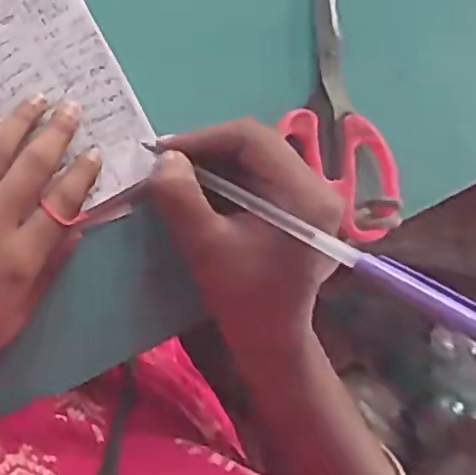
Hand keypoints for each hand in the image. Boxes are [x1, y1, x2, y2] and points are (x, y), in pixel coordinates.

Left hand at [0, 94, 101, 437]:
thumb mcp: (15, 318)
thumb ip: (48, 272)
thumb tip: (76, 229)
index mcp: (20, 261)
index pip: (62, 204)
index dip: (81, 174)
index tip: (93, 150)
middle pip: (31, 168)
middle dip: (56, 134)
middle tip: (71, 108)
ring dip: (17, 122)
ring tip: (36, 99)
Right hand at [149, 118, 344, 343]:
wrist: (270, 337)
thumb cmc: (241, 295)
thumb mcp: (203, 244)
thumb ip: (181, 197)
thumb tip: (164, 158)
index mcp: (303, 194)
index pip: (251, 138)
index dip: (202, 137)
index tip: (161, 152)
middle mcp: (314, 186)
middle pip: (254, 143)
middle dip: (204, 148)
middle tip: (164, 162)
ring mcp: (307, 195)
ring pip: (252, 156)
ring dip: (210, 160)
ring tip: (174, 173)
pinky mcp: (294, 206)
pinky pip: (254, 174)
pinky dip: (221, 176)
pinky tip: (196, 188)